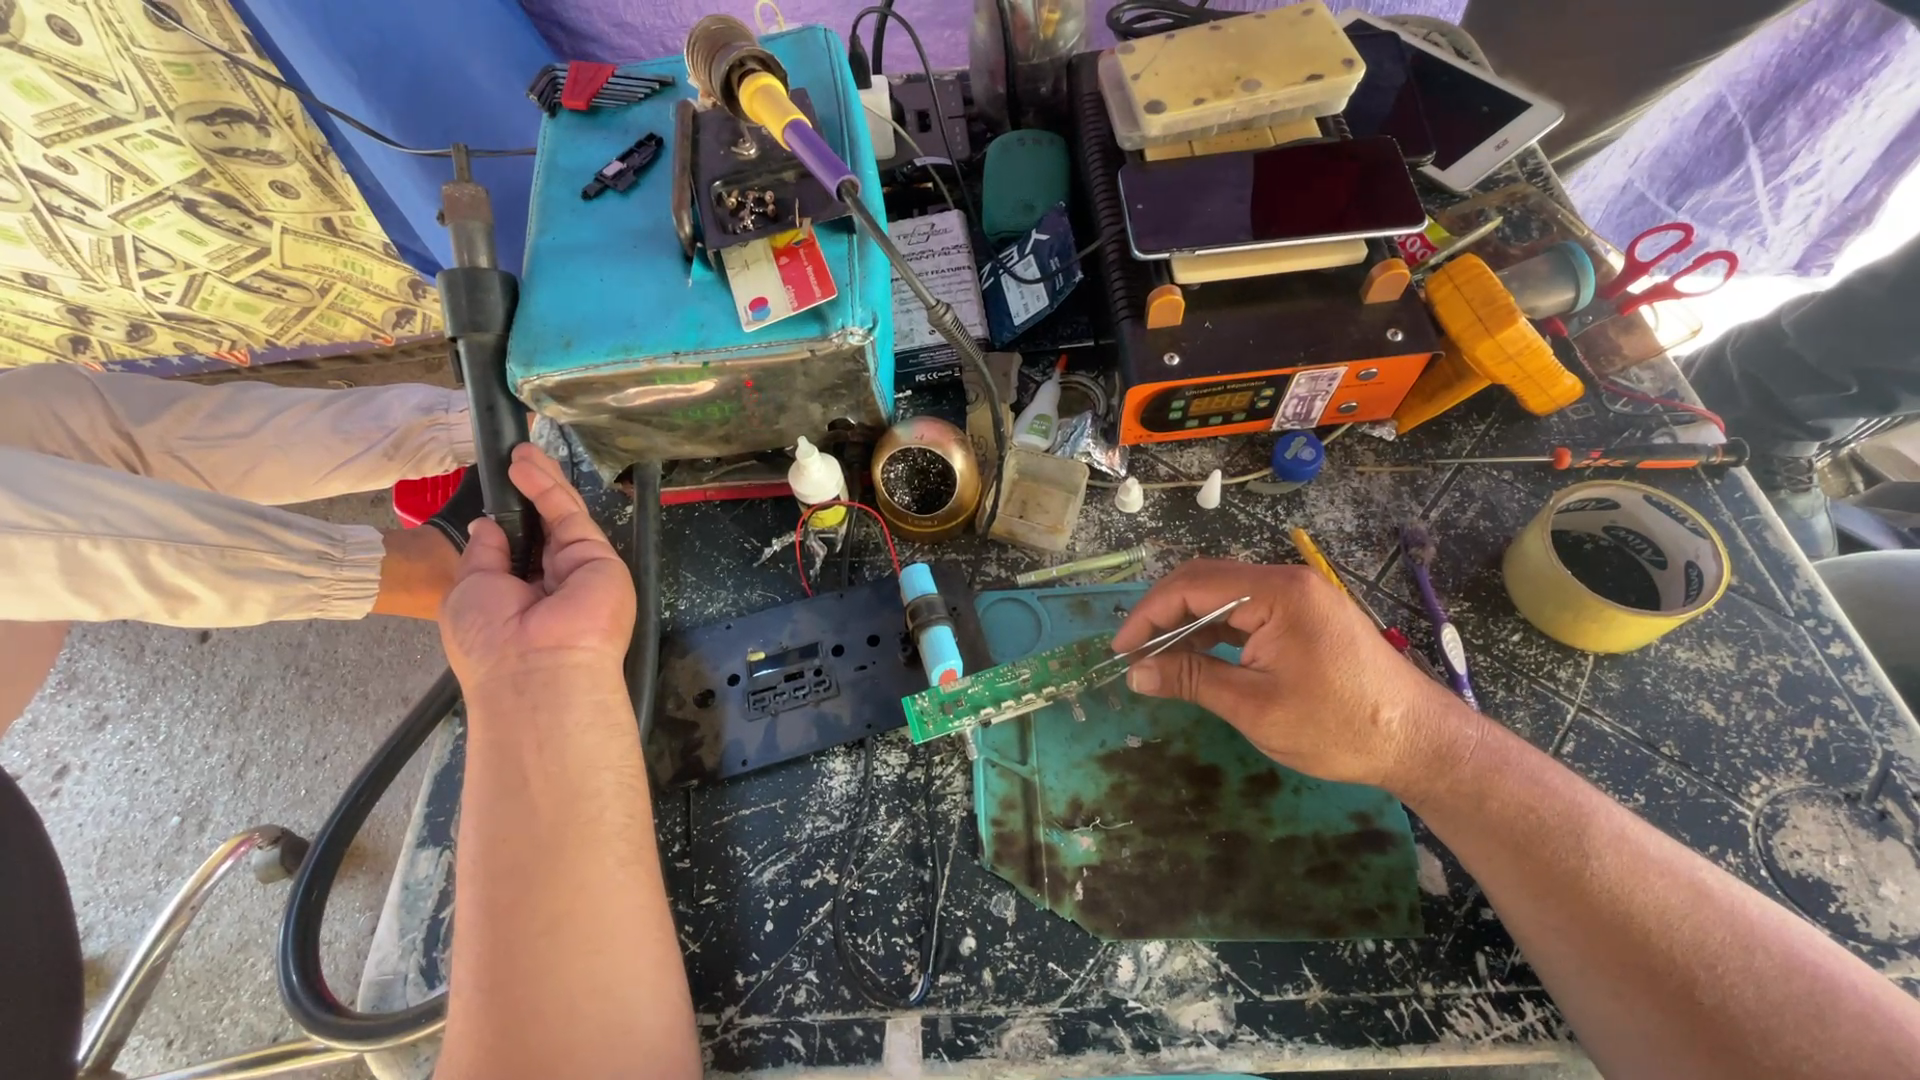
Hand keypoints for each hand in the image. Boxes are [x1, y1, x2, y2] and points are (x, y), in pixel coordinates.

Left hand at [440, 443, 635, 696]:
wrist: (537, 667)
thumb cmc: (491, 639)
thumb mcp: (469, 590)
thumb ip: (484, 555)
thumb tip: (487, 526)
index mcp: (520, 594)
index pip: (519, 546)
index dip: (511, 516)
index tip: (498, 487)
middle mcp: (552, 580)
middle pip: (544, 526)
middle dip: (530, 491)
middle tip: (516, 457)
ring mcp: (579, 568)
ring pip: (561, 516)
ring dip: (540, 481)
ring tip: (520, 451)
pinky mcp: (600, 558)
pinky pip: (570, 516)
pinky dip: (549, 489)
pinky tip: (529, 467)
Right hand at [1111, 559, 1480, 795]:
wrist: (1421, 743)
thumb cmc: (1338, 726)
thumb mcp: (1255, 707)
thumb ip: (1192, 680)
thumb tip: (1136, 672)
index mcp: (1277, 592)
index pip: (1192, 586)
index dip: (1148, 615)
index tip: (1121, 650)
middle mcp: (1287, 581)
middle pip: (1205, 581)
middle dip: (1163, 615)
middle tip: (1135, 653)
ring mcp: (1300, 596)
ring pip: (1225, 595)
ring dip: (1187, 623)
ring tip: (1159, 659)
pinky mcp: (1306, 615)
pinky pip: (1247, 609)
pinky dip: (1216, 630)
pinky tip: (1199, 656)